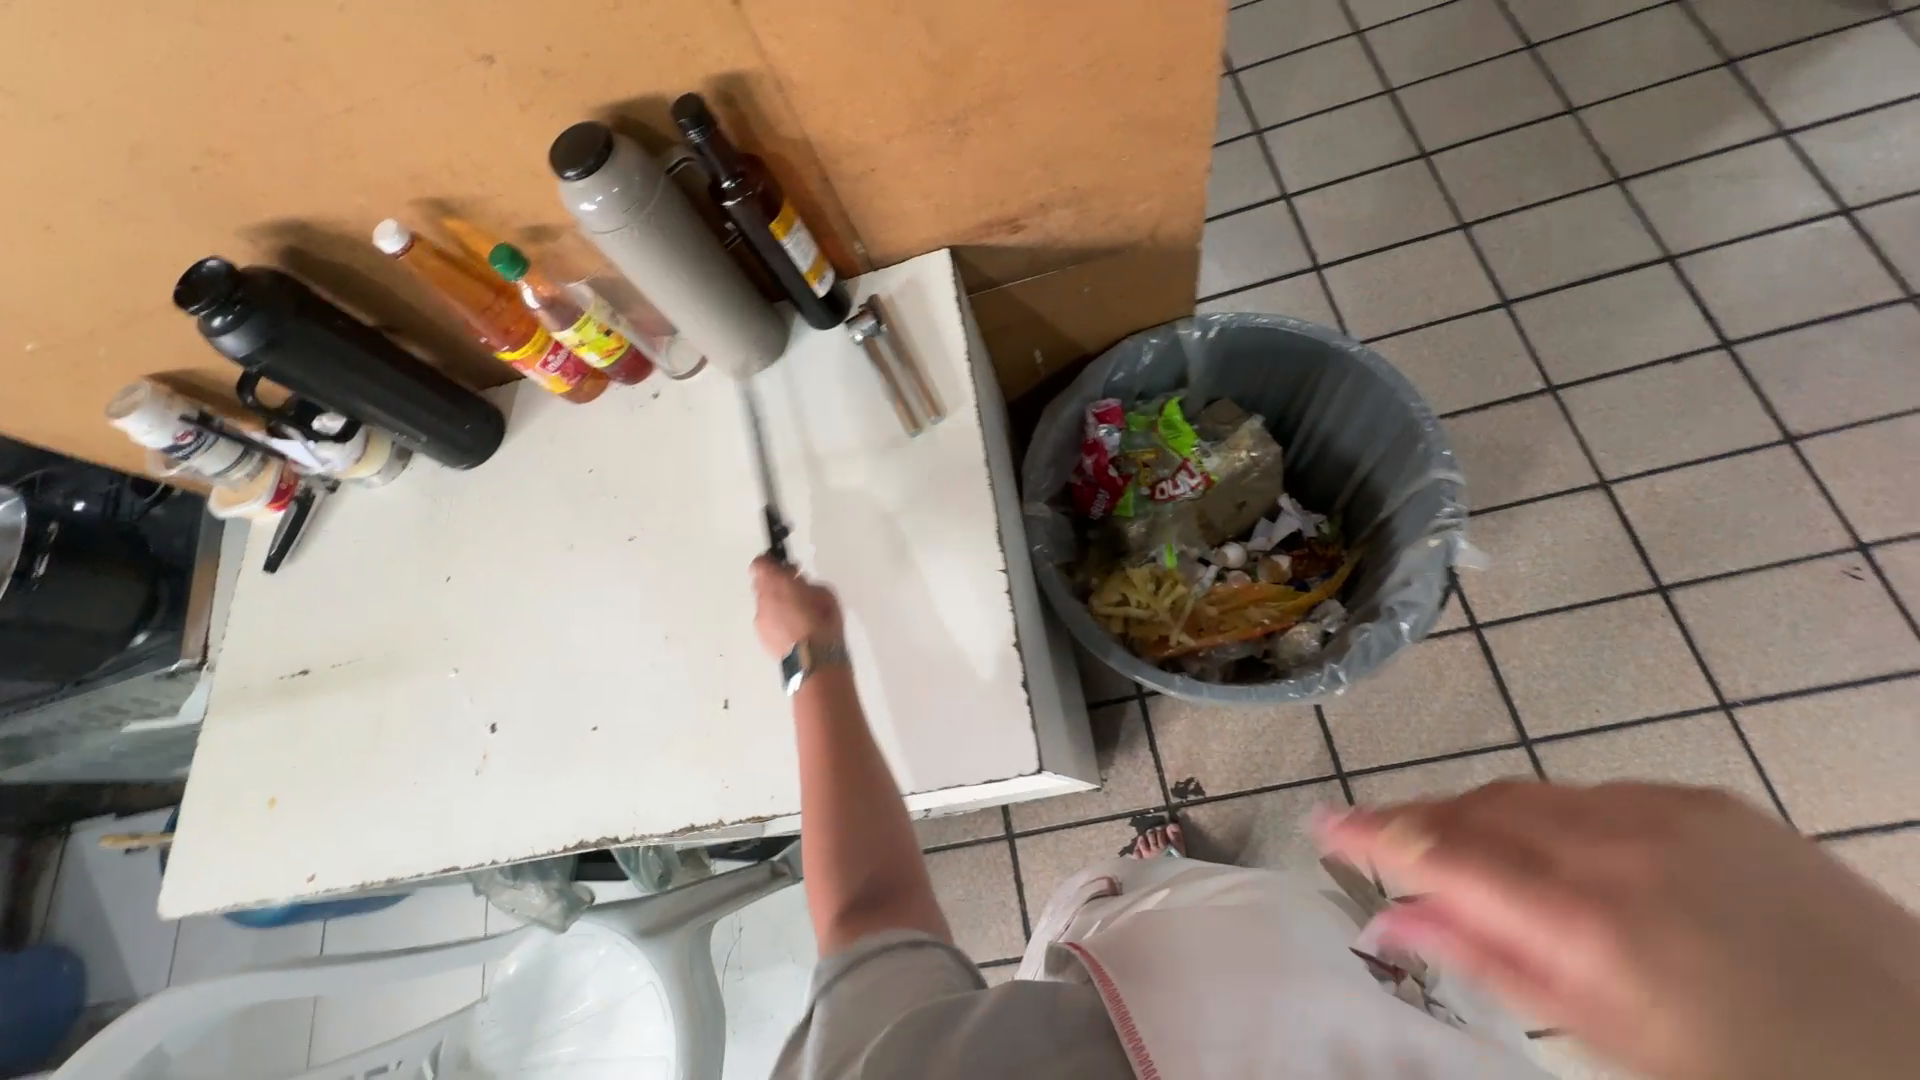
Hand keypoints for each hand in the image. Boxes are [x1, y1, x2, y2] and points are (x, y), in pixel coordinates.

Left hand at [751, 555, 843, 659]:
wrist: (814, 661)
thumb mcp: (825, 595)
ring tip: (796, 615)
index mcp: (778, 584)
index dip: (771, 562)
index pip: (761, 563)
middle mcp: (763, 599)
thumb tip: (799, 586)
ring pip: (763, 603)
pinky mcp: (760, 636)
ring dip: (775, 603)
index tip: (785, 567)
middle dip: (775, 583)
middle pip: (761, 583)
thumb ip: (807, 585)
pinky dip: (775, 620)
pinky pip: (766, 621)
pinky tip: (792, 630)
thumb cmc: (824, 624)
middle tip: (795, 590)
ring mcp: (760, 619)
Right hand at [1316, 781, 1919, 1079]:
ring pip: (1525, 793)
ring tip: (1459, 850)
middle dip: (1418, 823)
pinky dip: (1545, 815)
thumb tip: (1390, 921)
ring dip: (1476, 817)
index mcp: (1592, 919)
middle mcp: (1618, 843)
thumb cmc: (1751, 1072)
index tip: (1320, 824)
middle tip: (1381, 846)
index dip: (1372, 833)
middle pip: (1476, 808)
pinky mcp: (1706, 798)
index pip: (1444, 851)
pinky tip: (1556, 852)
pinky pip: (1589, 793)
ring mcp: (1667, 810)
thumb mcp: (1611, 1043)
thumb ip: (1489, 964)